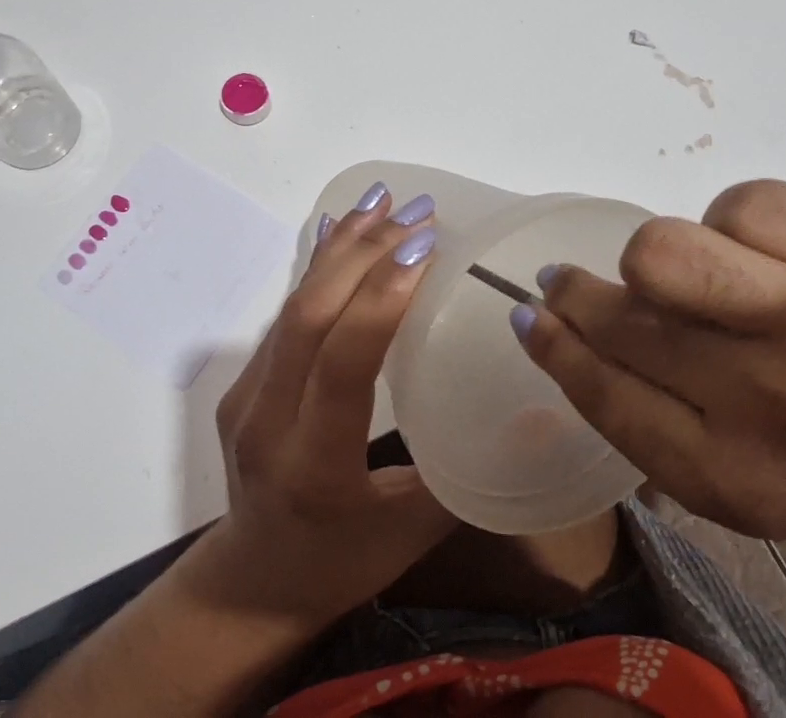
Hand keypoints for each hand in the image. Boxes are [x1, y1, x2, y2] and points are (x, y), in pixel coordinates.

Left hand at [195, 183, 457, 629]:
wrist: (251, 584)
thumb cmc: (344, 564)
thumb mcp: (416, 531)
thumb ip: (472, 470)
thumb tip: (544, 412)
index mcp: (315, 466)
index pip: (342, 364)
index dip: (381, 299)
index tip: (427, 247)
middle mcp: (267, 422)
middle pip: (308, 318)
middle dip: (364, 253)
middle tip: (420, 212)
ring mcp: (245, 398)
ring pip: (290, 309)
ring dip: (339, 250)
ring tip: (384, 200)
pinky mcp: (241, 384)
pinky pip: (282, 317)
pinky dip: (316, 269)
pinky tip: (343, 231)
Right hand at [510, 179, 785, 540]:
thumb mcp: (741, 484)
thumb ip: (650, 423)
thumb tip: (558, 329)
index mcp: (734, 478)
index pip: (606, 393)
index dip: (556, 346)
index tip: (529, 315)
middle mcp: (771, 402)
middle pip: (626, 318)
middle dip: (577, 293)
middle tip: (566, 280)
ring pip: (666, 249)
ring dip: (651, 257)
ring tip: (673, 270)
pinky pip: (737, 203)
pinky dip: (729, 222)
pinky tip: (755, 253)